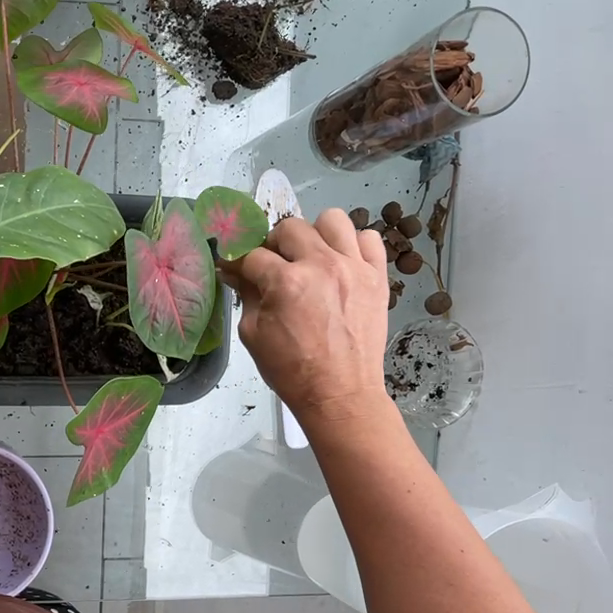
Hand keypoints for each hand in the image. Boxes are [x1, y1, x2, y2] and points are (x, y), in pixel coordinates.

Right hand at [218, 209, 391, 428]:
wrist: (339, 393)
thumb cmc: (290, 369)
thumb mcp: (253, 334)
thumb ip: (246, 295)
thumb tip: (235, 271)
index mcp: (285, 283)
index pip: (253, 255)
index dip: (240, 263)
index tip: (236, 269)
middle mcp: (321, 265)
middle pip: (289, 228)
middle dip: (274, 244)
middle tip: (274, 265)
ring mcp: (353, 267)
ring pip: (332, 220)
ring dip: (315, 235)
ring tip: (311, 258)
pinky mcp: (377, 276)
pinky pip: (368, 238)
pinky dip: (352, 245)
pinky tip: (341, 265)